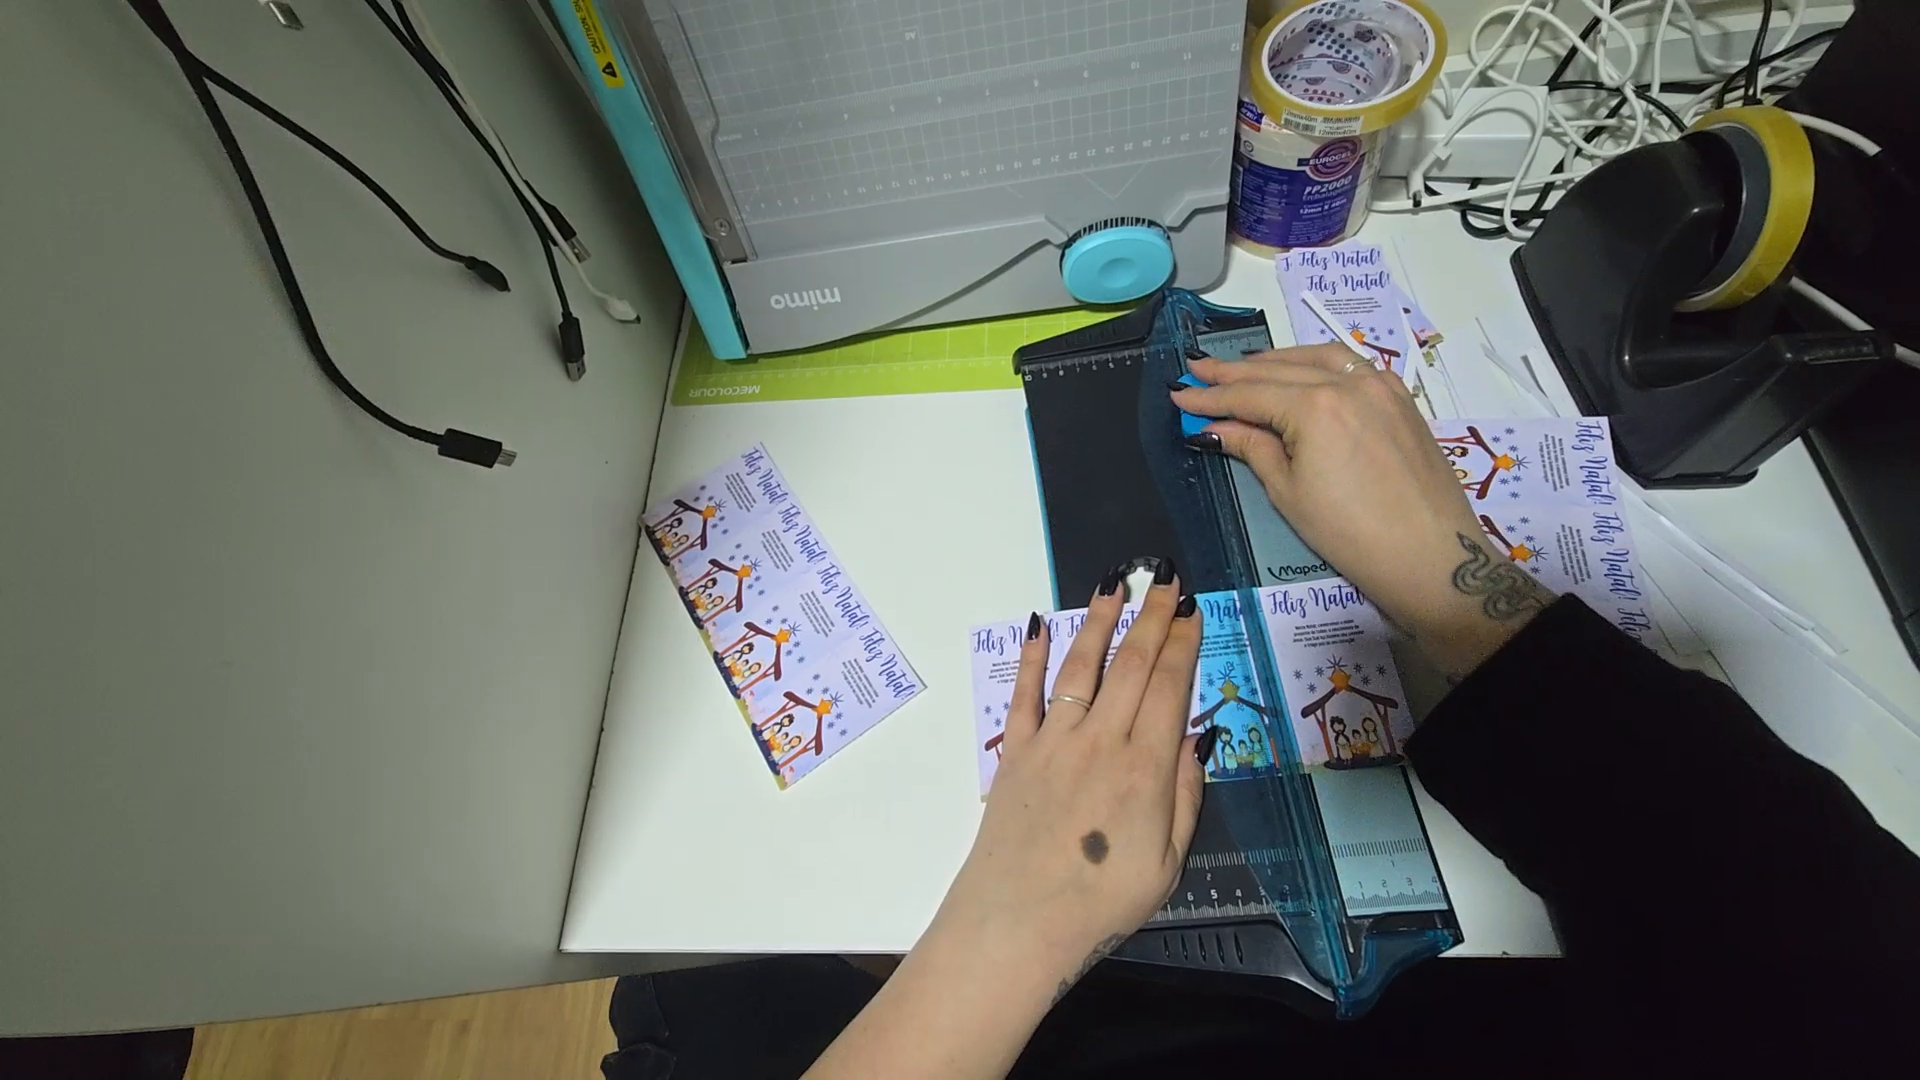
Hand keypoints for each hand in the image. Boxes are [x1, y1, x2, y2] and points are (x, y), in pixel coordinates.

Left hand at [934, 561, 1207, 1000]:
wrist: (1017, 921)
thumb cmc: (1100, 903)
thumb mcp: (1166, 863)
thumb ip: (1184, 793)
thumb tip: (1198, 734)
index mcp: (1144, 768)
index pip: (1169, 688)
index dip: (1184, 644)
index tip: (1193, 609)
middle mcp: (1100, 740)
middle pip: (1131, 665)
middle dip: (1152, 617)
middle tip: (1166, 578)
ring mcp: (1053, 739)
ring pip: (1081, 667)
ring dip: (1098, 621)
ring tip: (1114, 584)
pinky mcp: (1015, 748)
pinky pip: (1025, 693)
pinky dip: (1031, 657)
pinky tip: (1037, 625)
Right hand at [1172, 346, 1550, 677]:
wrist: (1429, 556)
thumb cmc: (1348, 533)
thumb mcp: (1287, 492)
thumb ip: (1251, 447)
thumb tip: (1213, 428)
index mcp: (1316, 407)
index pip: (1249, 395)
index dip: (1209, 396)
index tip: (1178, 392)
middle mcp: (1348, 383)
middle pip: (1278, 370)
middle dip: (1233, 372)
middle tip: (1197, 368)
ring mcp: (1380, 385)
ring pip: (1315, 358)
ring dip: (1273, 361)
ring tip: (1240, 367)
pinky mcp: (1399, 398)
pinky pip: (1348, 364)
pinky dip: (1313, 363)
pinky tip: (1297, 372)